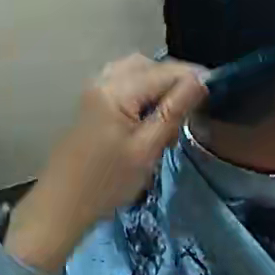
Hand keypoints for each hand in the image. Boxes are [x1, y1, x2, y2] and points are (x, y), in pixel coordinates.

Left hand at [3, 56, 206, 272]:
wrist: (59, 209)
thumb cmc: (106, 184)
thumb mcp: (147, 150)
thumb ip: (174, 111)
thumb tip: (201, 80)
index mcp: (117, 90)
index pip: (166, 71)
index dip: (193, 78)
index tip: (216, 93)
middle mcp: (104, 79)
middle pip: (151, 64)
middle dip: (175, 80)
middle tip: (193, 107)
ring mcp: (95, 87)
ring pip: (138, 70)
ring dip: (159, 84)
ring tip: (173, 112)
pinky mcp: (92, 100)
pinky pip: (125, 80)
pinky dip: (142, 89)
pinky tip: (150, 114)